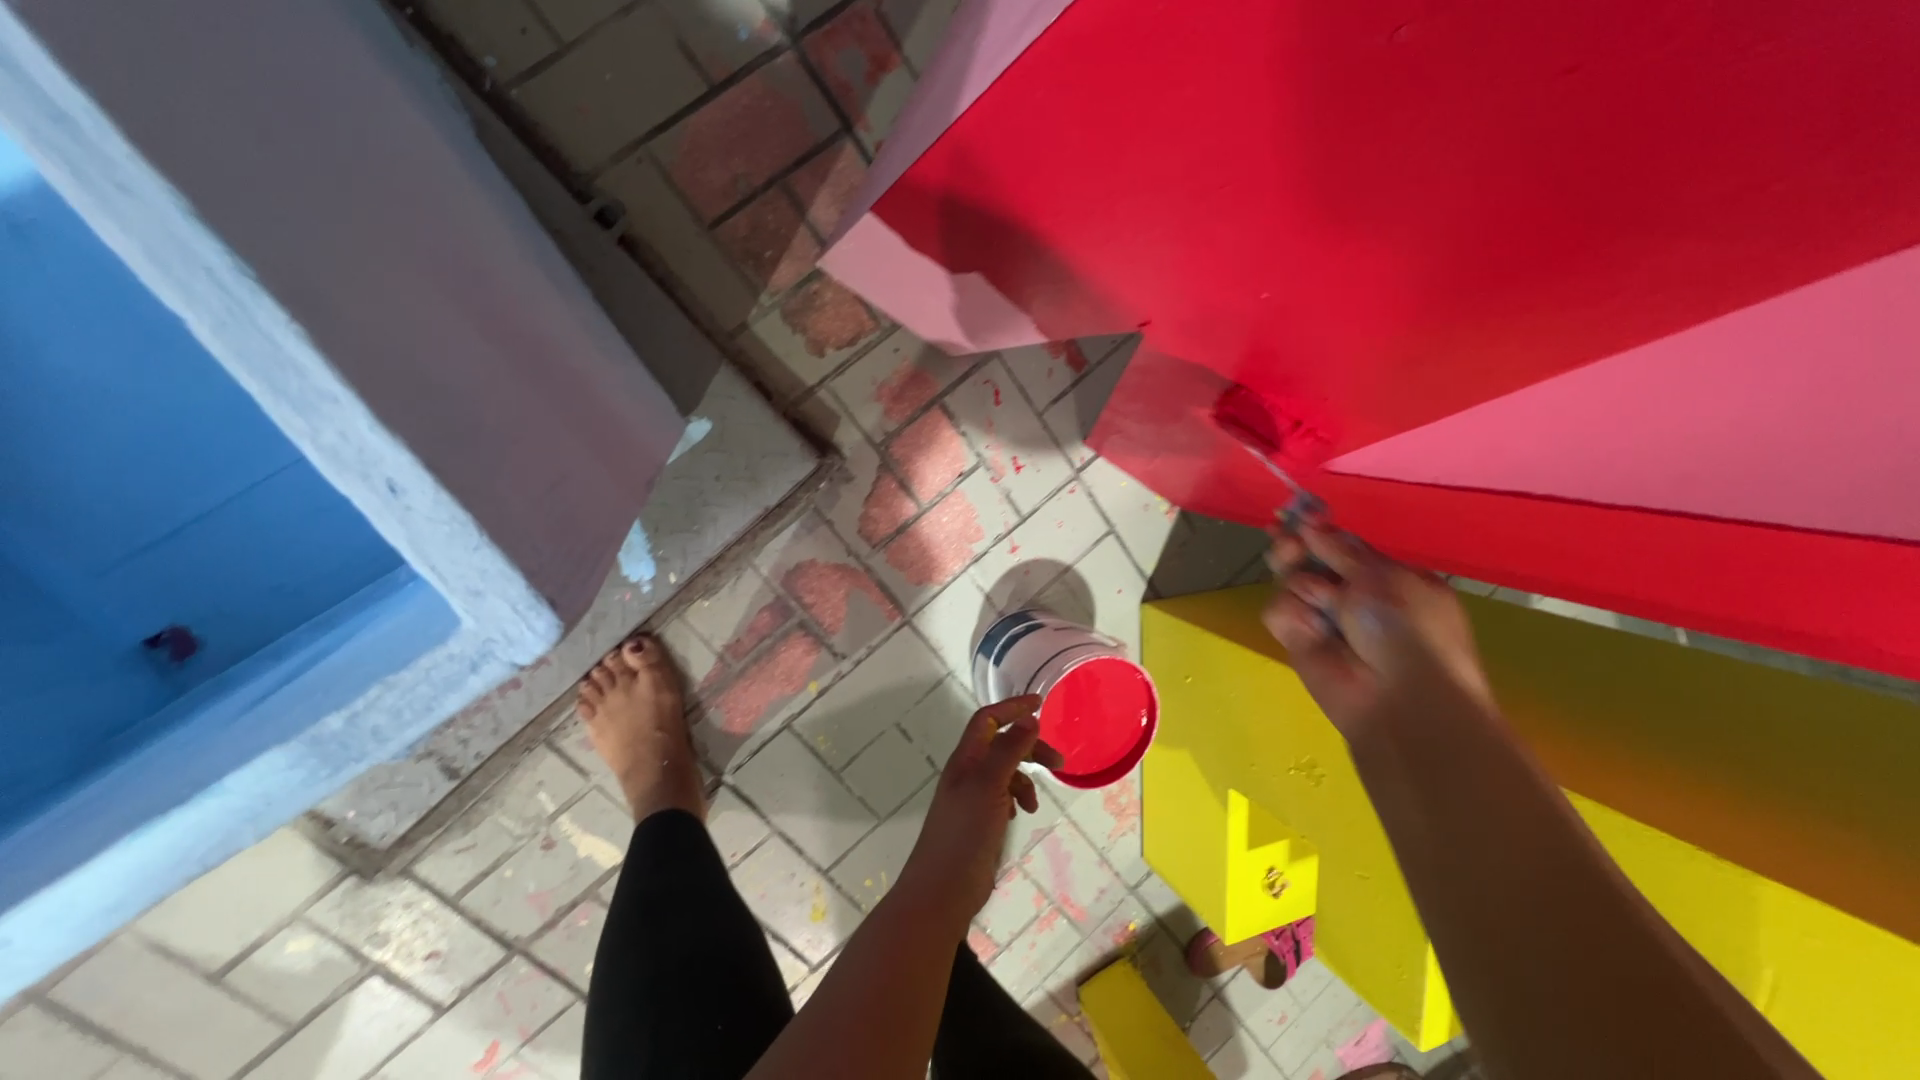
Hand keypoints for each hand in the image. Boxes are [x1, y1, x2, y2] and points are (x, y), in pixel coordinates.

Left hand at [898, 696, 1063, 924]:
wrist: (943, 889)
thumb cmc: (964, 833)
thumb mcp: (989, 786)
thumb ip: (1009, 751)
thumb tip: (1029, 719)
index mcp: (965, 760)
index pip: (987, 720)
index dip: (1012, 708)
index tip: (1040, 704)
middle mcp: (967, 774)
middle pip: (1002, 745)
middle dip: (1030, 748)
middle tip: (1059, 762)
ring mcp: (973, 799)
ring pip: (1006, 773)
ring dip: (1026, 778)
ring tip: (1036, 802)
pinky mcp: (981, 821)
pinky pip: (1005, 796)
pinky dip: (1018, 798)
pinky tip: (1022, 814)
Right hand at [1263, 523, 1491, 738]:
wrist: (1398, 695)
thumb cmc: (1406, 626)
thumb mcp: (1383, 575)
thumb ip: (1340, 547)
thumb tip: (1310, 522)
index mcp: (1384, 574)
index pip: (1339, 542)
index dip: (1316, 527)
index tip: (1298, 512)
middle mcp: (1350, 593)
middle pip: (1306, 557)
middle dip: (1294, 546)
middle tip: (1287, 542)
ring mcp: (1322, 617)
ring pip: (1288, 580)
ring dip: (1299, 582)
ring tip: (1317, 596)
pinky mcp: (1297, 641)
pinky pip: (1278, 611)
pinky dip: (1292, 615)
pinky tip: (1313, 631)